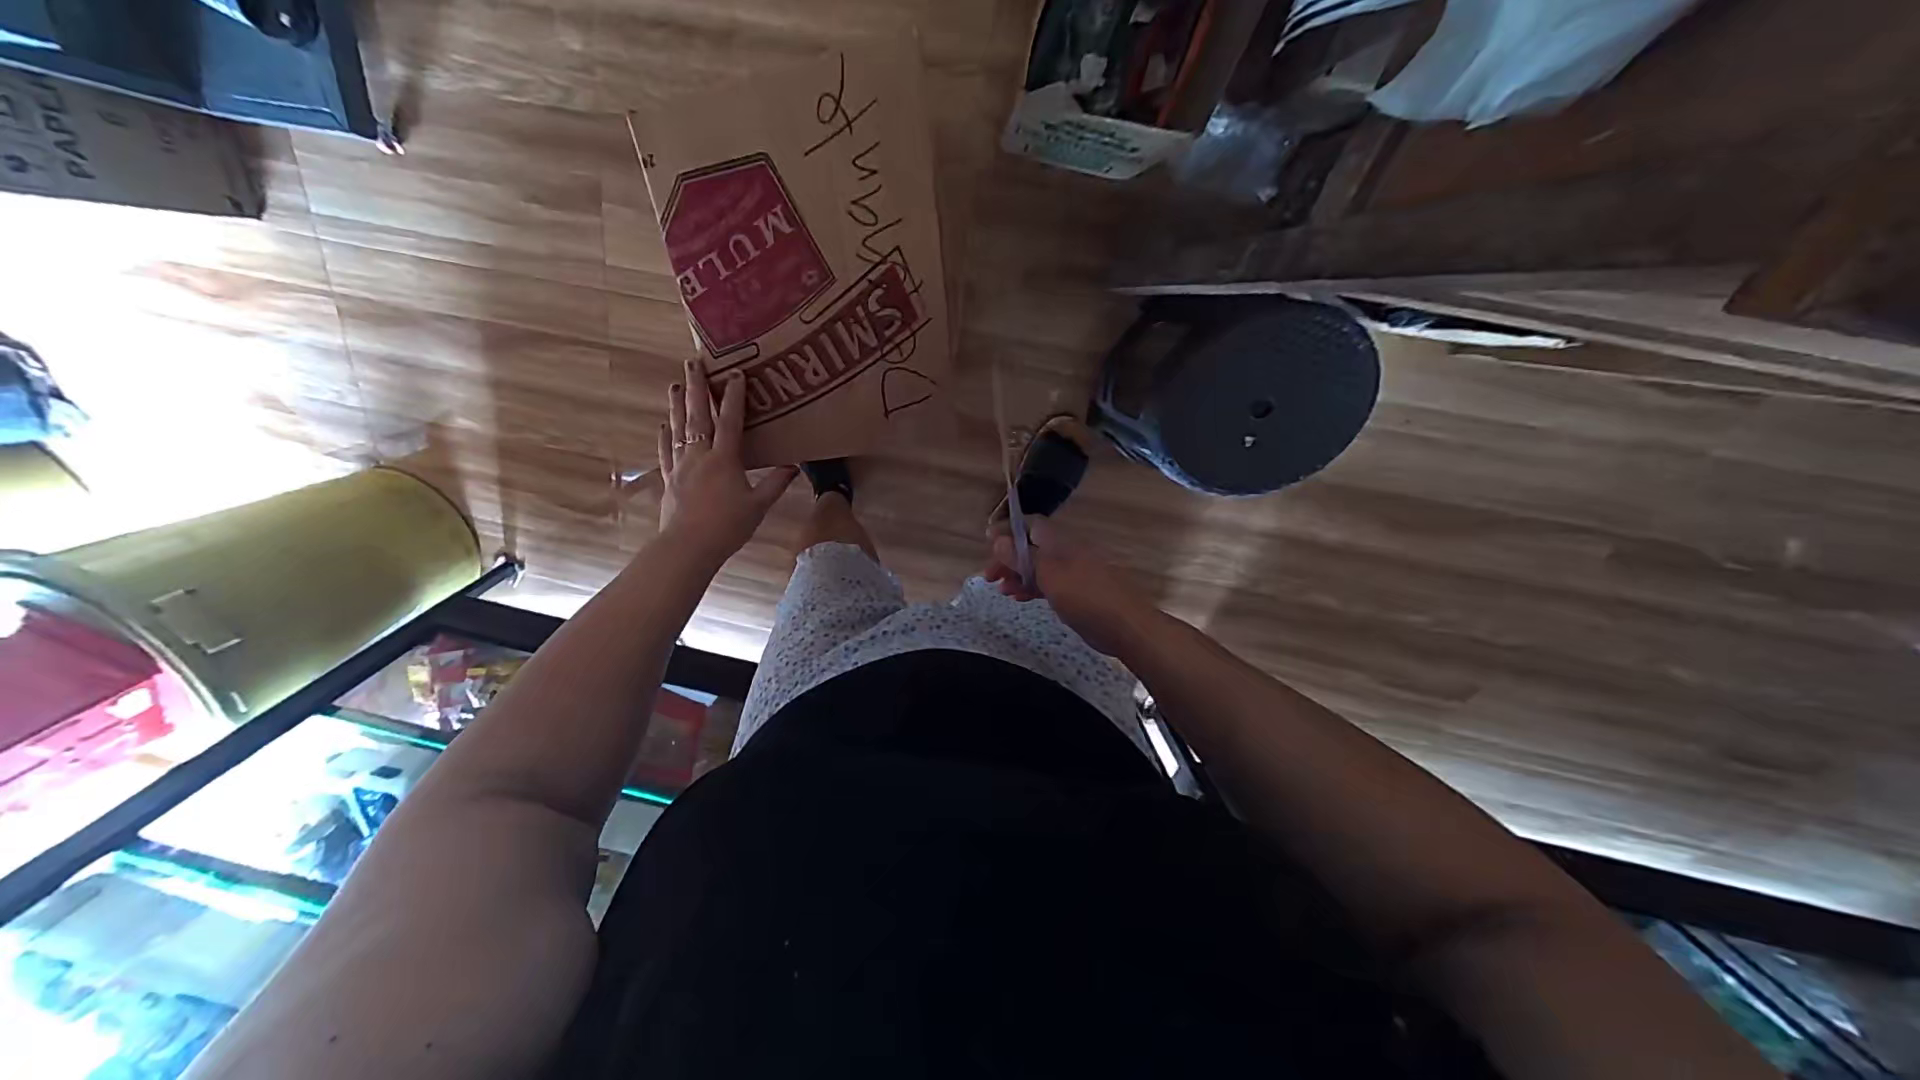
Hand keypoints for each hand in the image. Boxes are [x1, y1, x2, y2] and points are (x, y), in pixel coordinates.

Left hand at [657, 358, 797, 559]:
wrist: (688, 547)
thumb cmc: (727, 526)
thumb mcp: (758, 506)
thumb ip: (775, 483)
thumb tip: (794, 466)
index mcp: (724, 459)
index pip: (731, 421)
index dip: (735, 396)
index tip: (736, 373)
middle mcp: (699, 455)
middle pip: (698, 415)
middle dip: (698, 387)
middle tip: (692, 362)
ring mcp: (681, 466)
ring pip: (678, 428)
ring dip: (678, 405)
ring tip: (676, 384)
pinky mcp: (669, 479)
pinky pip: (666, 452)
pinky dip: (665, 437)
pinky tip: (663, 426)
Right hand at [984, 516, 1155, 656]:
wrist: (1124, 626)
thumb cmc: (1084, 596)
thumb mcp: (1048, 574)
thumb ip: (1022, 557)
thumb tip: (998, 540)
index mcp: (1060, 542)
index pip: (1030, 524)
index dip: (1008, 529)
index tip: (988, 541)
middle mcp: (1066, 552)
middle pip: (1032, 547)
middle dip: (1009, 558)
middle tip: (989, 576)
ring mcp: (1072, 573)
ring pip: (1038, 567)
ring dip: (1018, 575)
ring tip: (1003, 590)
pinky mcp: (1076, 593)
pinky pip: (1048, 584)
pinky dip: (1032, 588)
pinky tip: (1021, 598)